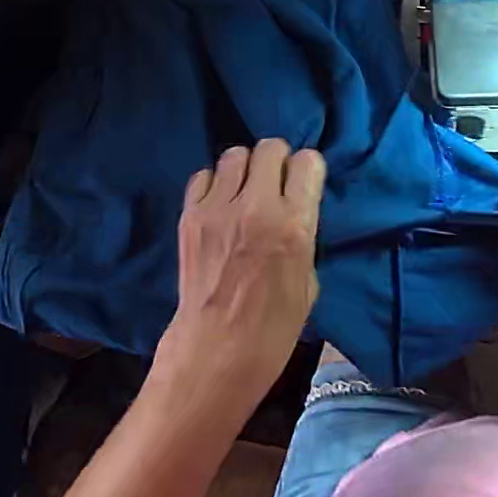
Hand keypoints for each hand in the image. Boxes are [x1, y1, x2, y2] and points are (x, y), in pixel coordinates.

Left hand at [152, 140, 325, 415]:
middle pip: (269, 147)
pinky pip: (203, 176)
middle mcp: (256, 207)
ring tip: (244, 190)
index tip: (303, 182)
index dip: (307, 169)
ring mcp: (217, 208)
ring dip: (245, 169)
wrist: (216, 349)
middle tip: (275, 181)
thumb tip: (293, 208)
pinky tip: (218, 205)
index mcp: (294, 225)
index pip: (307, 162)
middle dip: (277, 160)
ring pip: (234, 155)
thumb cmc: (274, 326)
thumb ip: (302, 233)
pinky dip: (214, 184)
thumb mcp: (308, 279)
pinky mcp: (189, 215)